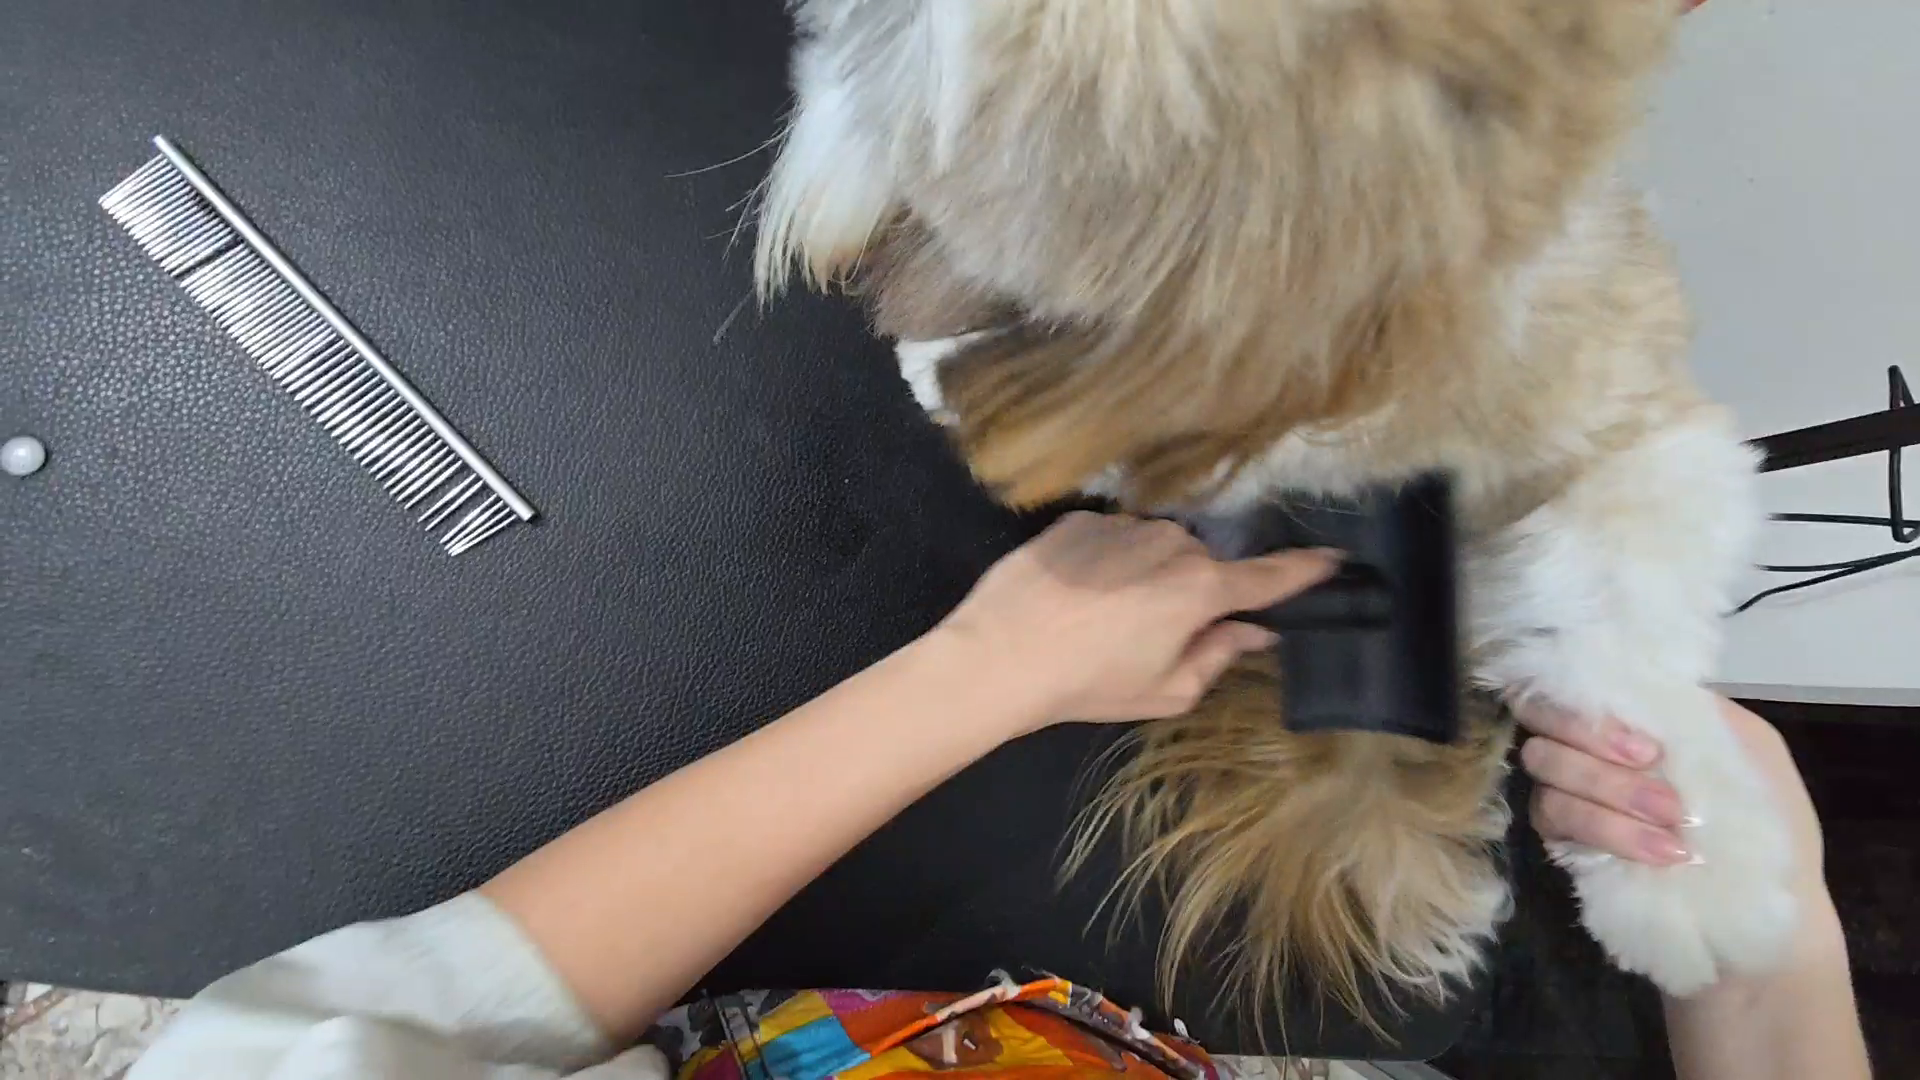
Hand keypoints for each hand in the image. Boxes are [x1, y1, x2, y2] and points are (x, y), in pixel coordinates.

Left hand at [936, 511, 1339, 729]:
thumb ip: (1219, 655)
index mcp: (1200, 589)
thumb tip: (1255, 632)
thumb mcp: (1165, 689)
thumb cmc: (1089, 682)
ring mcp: (1121, 524)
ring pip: (1154, 547)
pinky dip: (1106, 560)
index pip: (1268, 576)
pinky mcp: (1078, 518)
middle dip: (1189, 591)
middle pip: (1200, 564)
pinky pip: (1112, 537)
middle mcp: (1170, 543)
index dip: (1303, 569)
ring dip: (1145, 572)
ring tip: (1102, 613)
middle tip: (1150, 631)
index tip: (1331, 557)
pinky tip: (1075, 591)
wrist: (999, 654)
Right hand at [1516, 695, 1827, 896]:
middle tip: (1657, 784)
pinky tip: (1658, 852)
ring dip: (1607, 792)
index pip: (1563, 686)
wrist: (1768, 907)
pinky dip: (1606, 829)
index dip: (1588, 709)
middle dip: (1591, 746)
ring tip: (1672, 824)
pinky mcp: (1555, 828)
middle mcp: (1579, 743)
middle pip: (1538, 719)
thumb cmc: (1766, 821)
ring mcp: (1561, 784)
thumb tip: (1634, 687)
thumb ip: (1692, 711)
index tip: (1647, 747)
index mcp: (1621, 716)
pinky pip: (1552, 813)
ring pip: (1542, 763)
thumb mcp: (1748, 750)